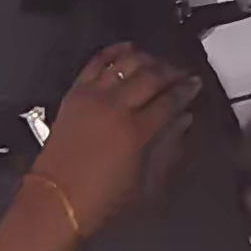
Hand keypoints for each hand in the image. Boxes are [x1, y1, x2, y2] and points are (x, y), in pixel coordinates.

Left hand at [31, 43, 201, 235]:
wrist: (56, 202)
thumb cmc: (99, 201)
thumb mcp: (146, 185)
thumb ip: (169, 148)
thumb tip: (183, 122)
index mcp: (136, 131)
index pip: (170, 99)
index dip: (187, 89)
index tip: (194, 85)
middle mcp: (115, 107)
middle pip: (152, 75)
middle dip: (173, 71)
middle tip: (182, 74)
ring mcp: (94, 96)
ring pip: (128, 62)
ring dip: (148, 58)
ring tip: (159, 63)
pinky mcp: (76, 92)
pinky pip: (97, 61)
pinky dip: (114, 50)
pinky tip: (127, 48)